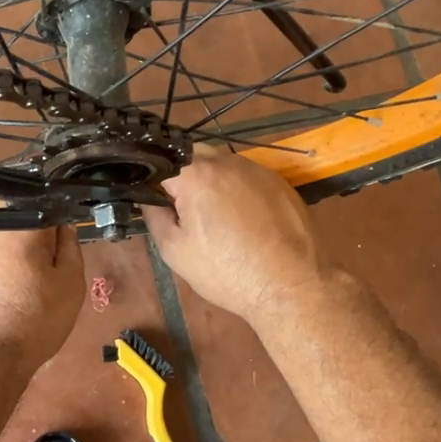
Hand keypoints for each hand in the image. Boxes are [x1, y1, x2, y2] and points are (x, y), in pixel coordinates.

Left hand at [0, 227, 84, 374]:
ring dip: (18, 262)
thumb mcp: (70, 284)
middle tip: (51, 277)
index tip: (66, 249)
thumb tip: (64, 227)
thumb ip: (70, 248)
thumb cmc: (35, 319)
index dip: (60, 225)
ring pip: (4, 248)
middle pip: (22, 227)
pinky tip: (9, 303)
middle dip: (37, 245)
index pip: (46, 208)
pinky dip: (1, 279)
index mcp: (21, 226)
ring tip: (30, 295)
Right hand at [143, 146, 333, 328]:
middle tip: (185, 213)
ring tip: (217, 219)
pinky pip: (246, 176)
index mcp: (196, 175)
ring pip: (220, 164)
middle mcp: (227, 161)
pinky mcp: (278, 180)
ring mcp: (256, 168)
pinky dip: (236, 190)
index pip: (161, 164)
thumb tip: (149, 200)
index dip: (154, 185)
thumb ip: (154, 217)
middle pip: (191, 157)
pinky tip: (243, 220)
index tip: (158, 205)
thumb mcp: (175, 251)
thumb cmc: (227, 271)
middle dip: (183, 178)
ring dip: (210, 182)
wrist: (290, 285)